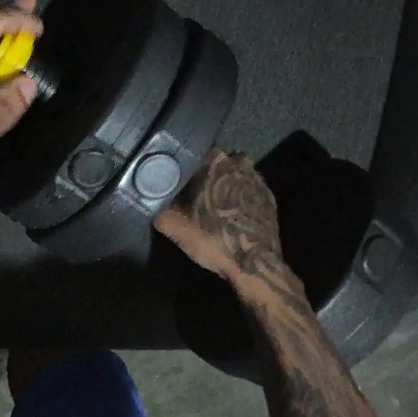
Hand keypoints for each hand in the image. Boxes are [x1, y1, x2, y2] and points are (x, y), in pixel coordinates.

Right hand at [154, 150, 298, 296]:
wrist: (254, 262)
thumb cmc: (212, 237)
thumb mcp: (173, 225)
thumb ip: (158, 206)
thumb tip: (148, 197)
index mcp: (215, 161)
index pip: (192, 153)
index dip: (182, 169)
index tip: (175, 183)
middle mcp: (239, 162)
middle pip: (214, 163)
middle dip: (203, 176)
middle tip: (191, 196)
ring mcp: (258, 178)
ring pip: (232, 175)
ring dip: (222, 186)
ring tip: (210, 207)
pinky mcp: (269, 196)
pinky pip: (247, 190)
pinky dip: (237, 198)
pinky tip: (228, 216)